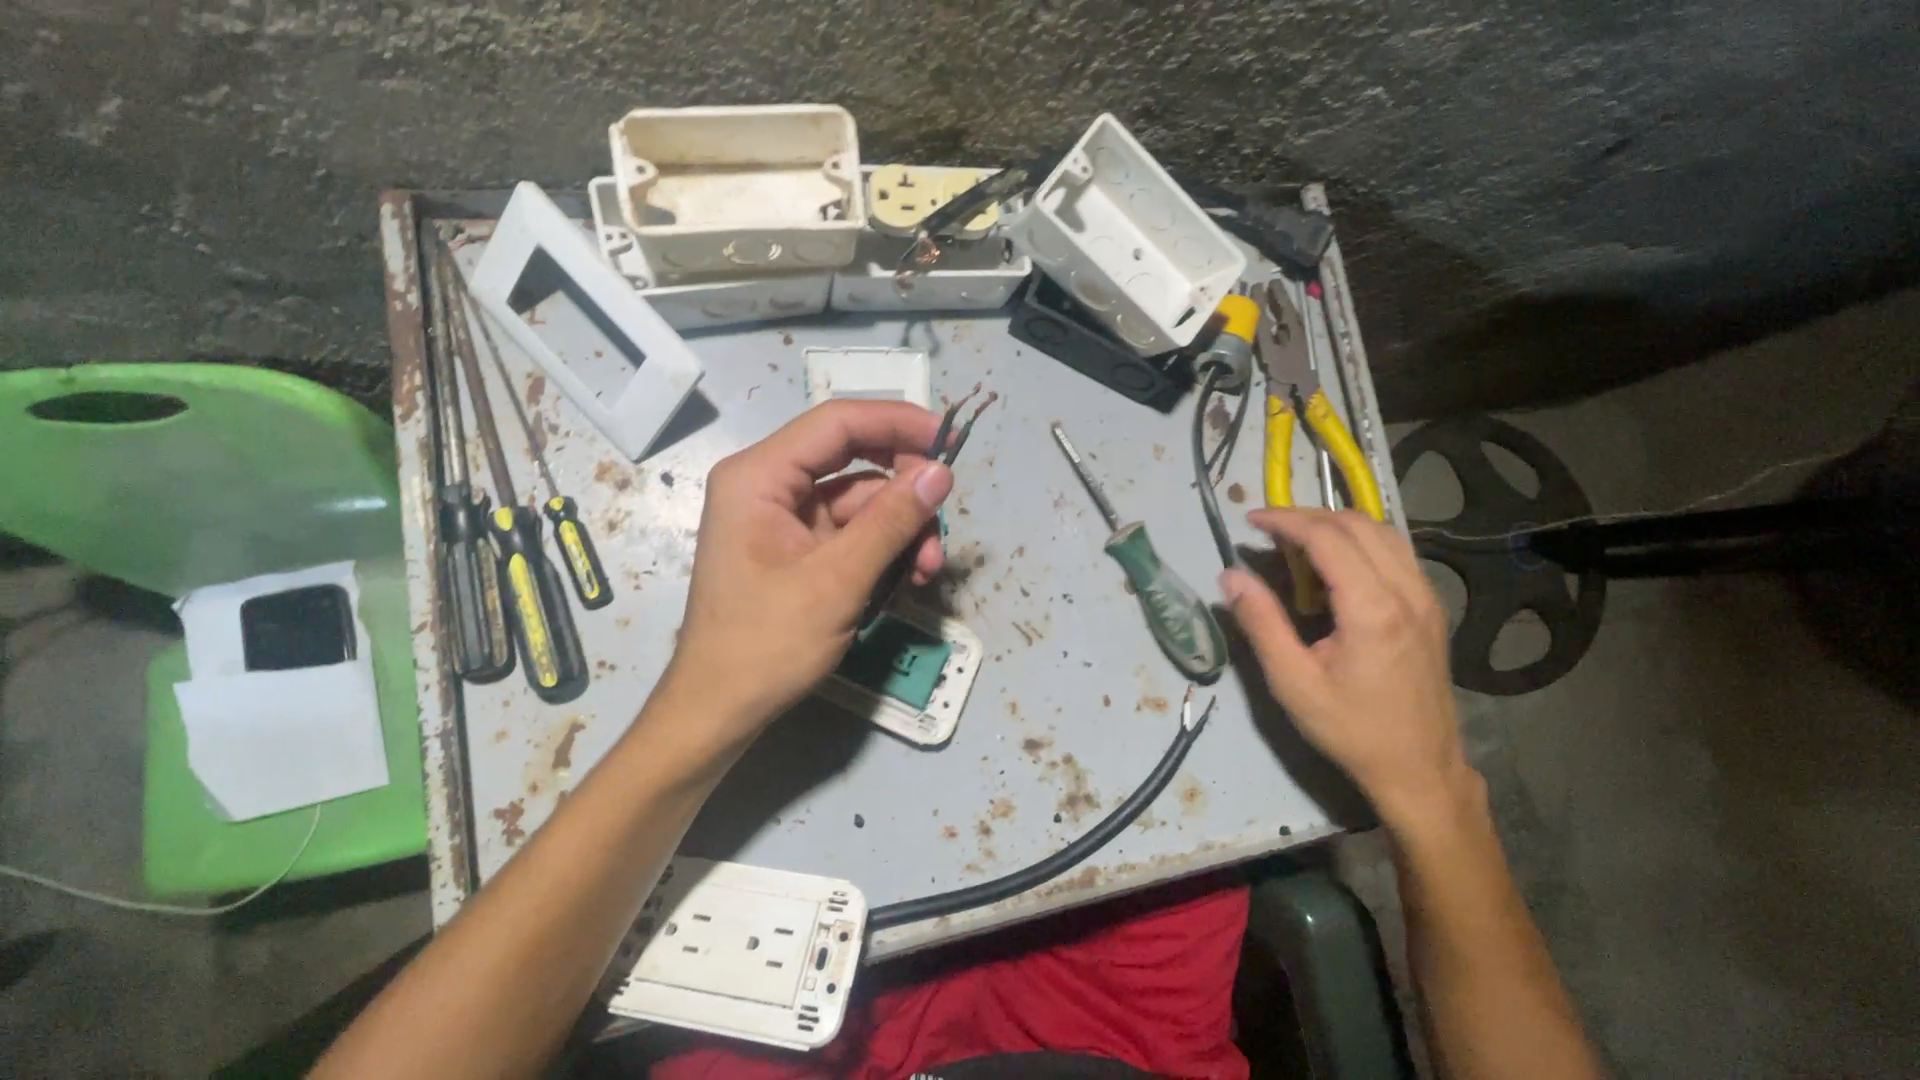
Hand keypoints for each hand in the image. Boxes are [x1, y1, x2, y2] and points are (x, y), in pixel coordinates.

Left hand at [664, 401, 952, 741]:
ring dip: (900, 529)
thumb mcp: (838, 580)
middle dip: (903, 490)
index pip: (837, 423)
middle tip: (942, 518)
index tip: (949, 441)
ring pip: (859, 501)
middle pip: (853, 459)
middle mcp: (767, 485)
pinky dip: (883, 549)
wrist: (721, 709)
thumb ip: (892, 521)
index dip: (897, 423)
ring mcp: (782, 519)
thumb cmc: (767, 643)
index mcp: (758, 476)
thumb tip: (942, 473)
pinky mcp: (796, 550)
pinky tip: (908, 577)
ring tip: (928, 569)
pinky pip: (850, 532)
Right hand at [1219, 509, 1474, 825]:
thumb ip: (1261, 623)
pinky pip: (1397, 553)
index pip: (1327, 538)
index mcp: (1372, 608)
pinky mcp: (1431, 608)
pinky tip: (1336, 564)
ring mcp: (1426, 597)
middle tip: (1269, 528)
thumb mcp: (1293, 682)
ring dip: (1338, 525)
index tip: (1250, 520)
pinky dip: (1361, 542)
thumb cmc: (1351, 729)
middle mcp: (1407, 591)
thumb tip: (1230, 576)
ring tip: (1298, 540)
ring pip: (1383, 532)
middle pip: (1358, 525)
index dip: (1286, 520)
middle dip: (1309, 516)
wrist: (1420, 767)